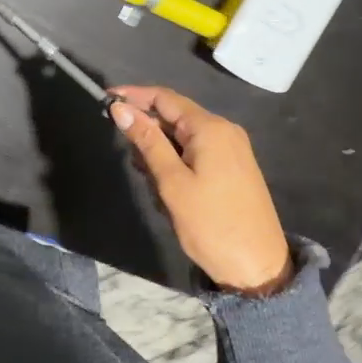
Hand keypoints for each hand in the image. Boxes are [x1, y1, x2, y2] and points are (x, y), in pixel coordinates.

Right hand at [108, 86, 291, 292]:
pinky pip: (196, 151)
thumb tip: (121, 109)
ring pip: (183, 136)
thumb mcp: (171, 182)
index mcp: (210, 128)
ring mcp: (232, 149)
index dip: (134, 96)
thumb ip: (147, 142)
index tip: (105, 100)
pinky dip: (175, 160)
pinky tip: (165, 184)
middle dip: (147, 129)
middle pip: (175, 115)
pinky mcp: (234, 167)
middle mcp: (224, 130)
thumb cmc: (210, 224)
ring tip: (149, 180)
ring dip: (160, 150)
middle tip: (126, 155)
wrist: (256, 266)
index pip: (166, 98)